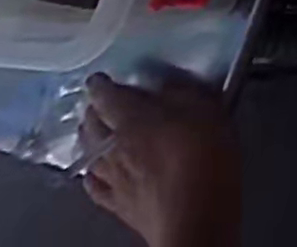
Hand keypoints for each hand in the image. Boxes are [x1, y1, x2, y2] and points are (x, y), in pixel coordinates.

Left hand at [80, 71, 240, 246]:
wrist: (197, 217)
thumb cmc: (204, 155)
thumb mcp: (207, 108)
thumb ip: (182, 93)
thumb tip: (164, 87)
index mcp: (133, 119)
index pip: (106, 96)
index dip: (99, 85)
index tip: (97, 78)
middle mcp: (114, 147)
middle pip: (92, 126)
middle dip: (93, 111)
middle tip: (99, 103)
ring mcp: (114, 179)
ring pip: (89, 155)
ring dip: (89, 140)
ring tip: (94, 131)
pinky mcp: (118, 207)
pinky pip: (95, 187)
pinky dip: (91, 175)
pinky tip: (93, 173)